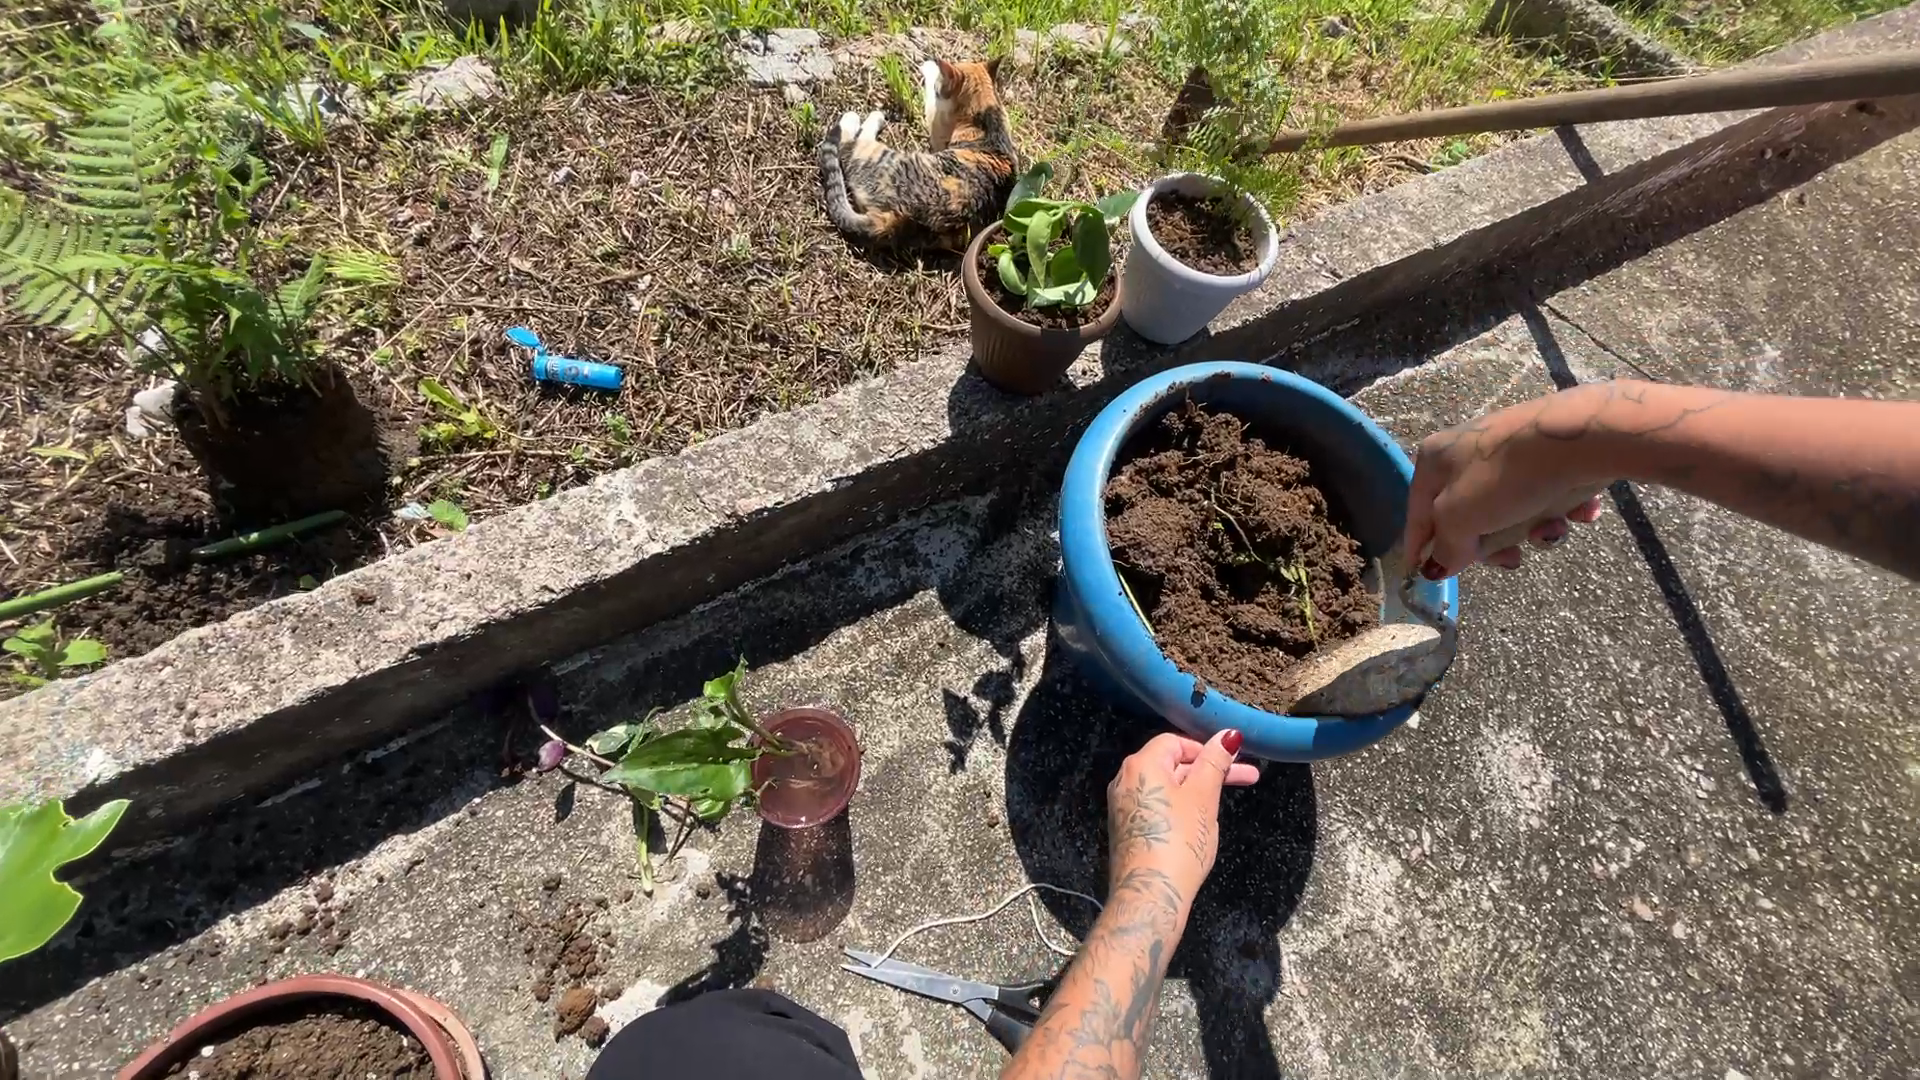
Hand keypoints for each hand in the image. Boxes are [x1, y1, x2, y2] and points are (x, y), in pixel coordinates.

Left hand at [1106, 731, 1259, 907]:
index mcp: (1141, 764)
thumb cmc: (1179, 840)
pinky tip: (1200, 820)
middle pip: (1171, 762)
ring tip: (1225, 800)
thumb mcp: (1203, 797)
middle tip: (1248, 776)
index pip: (1175, 742)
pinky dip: (1181, 804)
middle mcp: (1126, 778)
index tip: (1235, 760)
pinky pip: (1157, 803)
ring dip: (1197, 787)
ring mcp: (1124, 804)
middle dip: (1209, 768)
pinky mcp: (1128, 826)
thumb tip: (1229, 735)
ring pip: (1166, 785)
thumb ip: (1215, 763)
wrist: (1150, 894)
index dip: (1206, 748)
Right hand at [1403, 384, 1616, 577]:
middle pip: (1468, 515)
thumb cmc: (1505, 478)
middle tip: (1512, 560)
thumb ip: (1445, 548)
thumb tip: (1437, 567)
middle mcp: (1466, 451)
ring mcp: (1510, 449)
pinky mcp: (1552, 451)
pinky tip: (1579, 511)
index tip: (1423, 575)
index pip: (1417, 515)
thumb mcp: (1459, 519)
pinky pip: (1546, 490)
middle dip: (1492, 543)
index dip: (1419, 548)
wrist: (1586, 435)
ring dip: (1532, 528)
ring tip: (1555, 531)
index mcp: (1433, 460)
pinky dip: (1560, 507)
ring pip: (1510, 507)